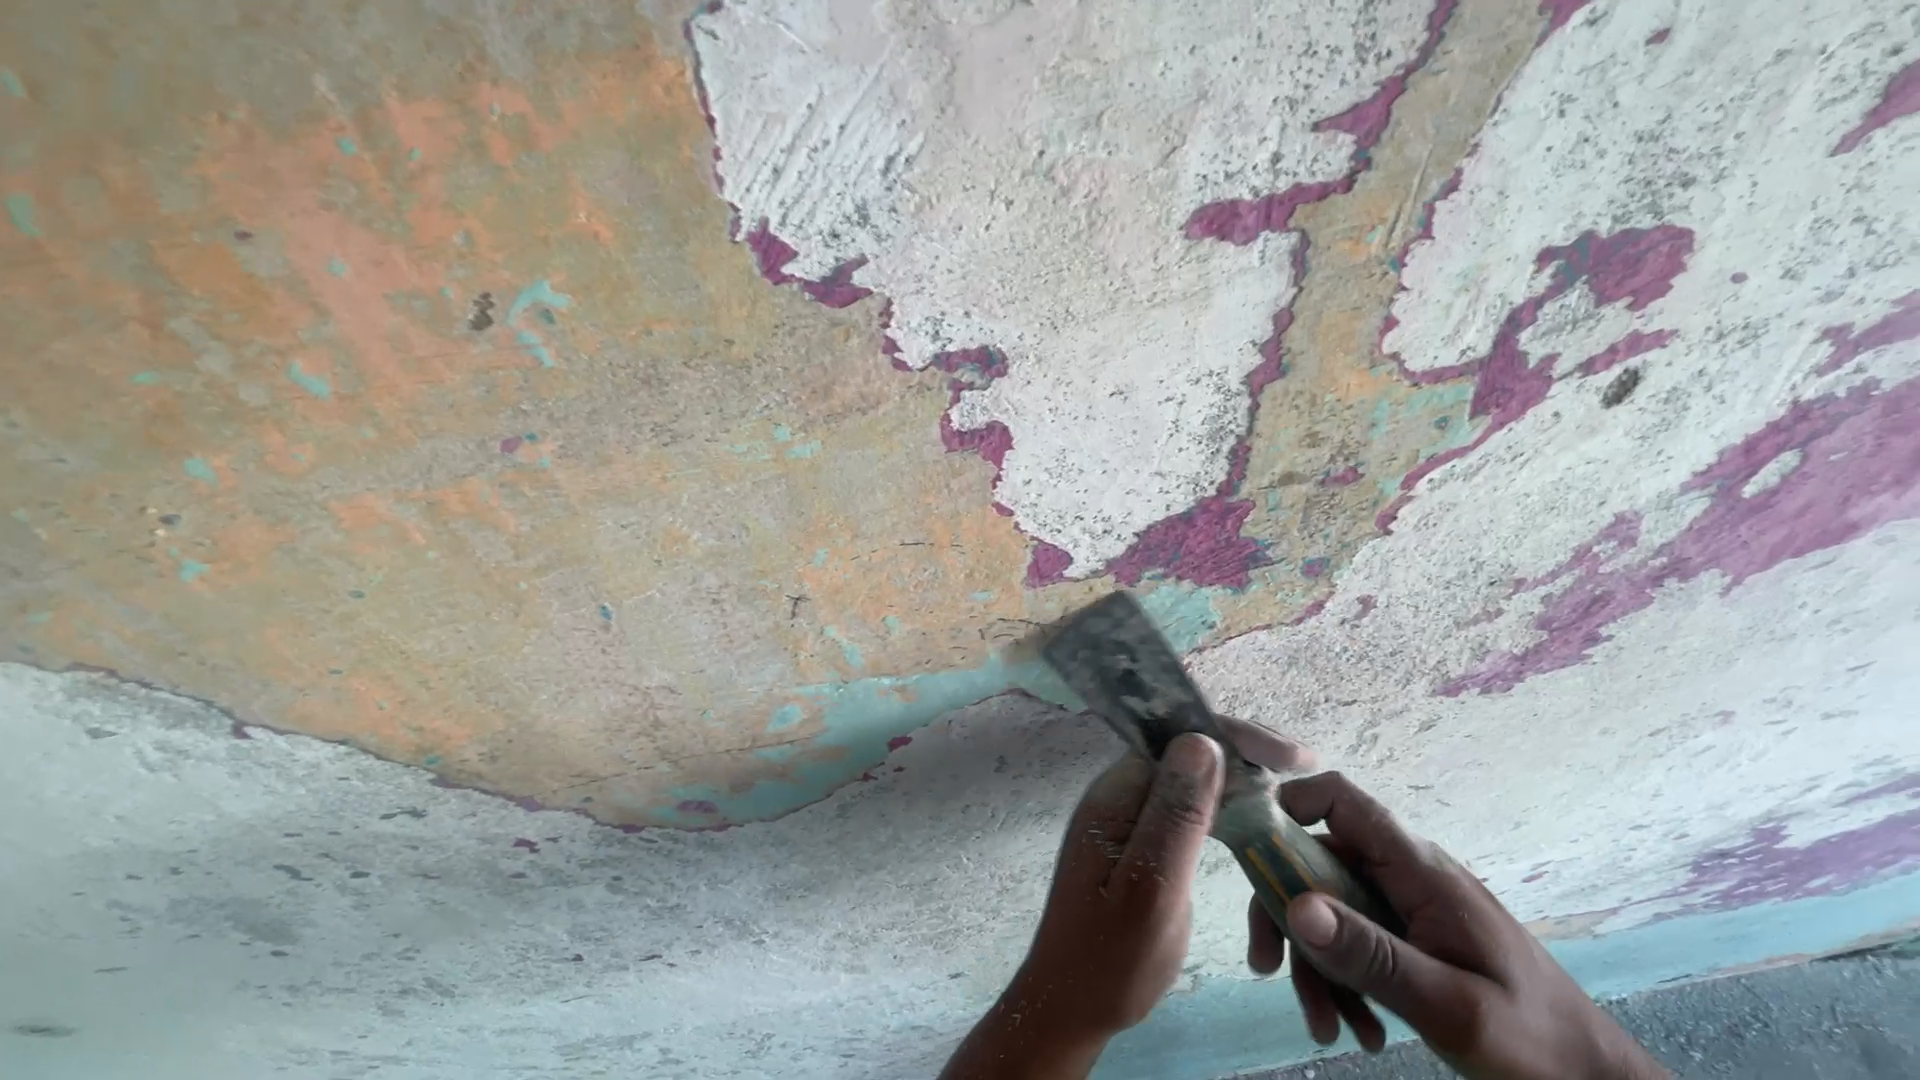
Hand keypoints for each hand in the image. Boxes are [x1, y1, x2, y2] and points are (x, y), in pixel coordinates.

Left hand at [941, 718, 1312, 1079]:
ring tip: (1288, 786)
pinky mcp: (1140, 840)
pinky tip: (1253, 815)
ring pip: (1187, 774)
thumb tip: (1203, 739)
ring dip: (1236, 774)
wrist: (1071, 1005)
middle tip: (1301, 768)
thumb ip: (1175, 814)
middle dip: (1243, 749)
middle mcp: (1119, 794)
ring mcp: (1128, 817)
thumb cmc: (1110, 958)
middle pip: (1184, 749)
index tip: (1294, 759)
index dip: (1237, 737)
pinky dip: (1223, 803)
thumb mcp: (1151, 888)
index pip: (1177, 737)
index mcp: (1116, 796)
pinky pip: (1185, 804)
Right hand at [1247, 772, 1668, 1079]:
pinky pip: (1355, 940)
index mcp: (1418, 869)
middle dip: (1288, 916)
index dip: (1287, 803)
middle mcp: (1406, 875)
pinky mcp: (1412, 937)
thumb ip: (1371, 954)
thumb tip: (1294, 905)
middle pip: (1317, 862)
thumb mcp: (1449, 1005)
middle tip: (1268, 968)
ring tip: (1328, 1028)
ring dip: (1317, 964)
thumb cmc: (1532, 1040)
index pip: (1339, 798)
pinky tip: (1357, 1029)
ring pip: (1330, 908)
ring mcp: (1408, 906)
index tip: (1248, 850)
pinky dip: (1344, 980)